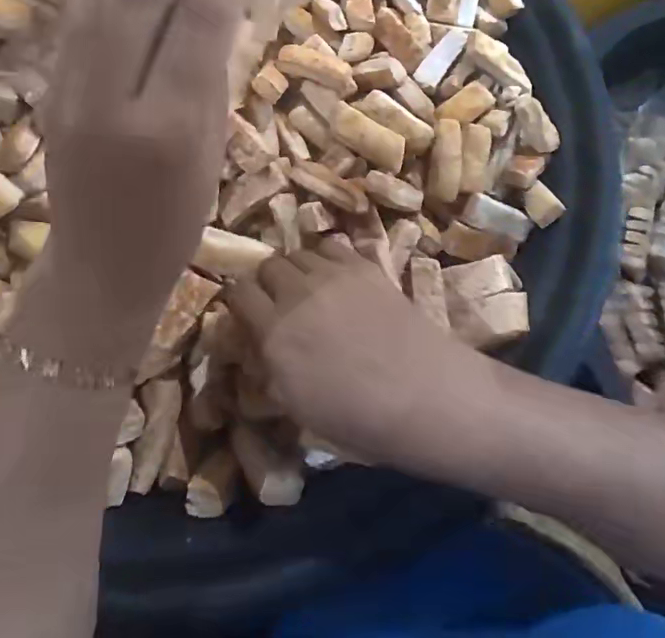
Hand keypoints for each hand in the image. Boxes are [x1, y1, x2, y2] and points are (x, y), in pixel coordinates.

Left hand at [38, 0, 252, 335]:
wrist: (98, 263)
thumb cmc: (174, 221)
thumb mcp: (213, 152)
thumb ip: (215, 75)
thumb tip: (225, 3)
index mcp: (167, 128)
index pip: (198, 23)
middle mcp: (109, 100)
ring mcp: (67, 90)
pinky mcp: (48, 87)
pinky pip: (76, 15)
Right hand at [226, 241, 492, 464]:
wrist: (425, 396)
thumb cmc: (358, 418)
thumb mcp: (298, 405)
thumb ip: (272, 366)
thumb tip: (261, 345)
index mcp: (275, 331)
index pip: (238, 291)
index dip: (240, 299)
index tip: (248, 312)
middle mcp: (297, 293)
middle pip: (268, 265)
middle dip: (268, 281)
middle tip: (280, 301)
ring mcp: (333, 275)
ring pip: (298, 252)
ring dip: (297, 268)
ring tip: (310, 288)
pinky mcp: (364, 265)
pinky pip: (331, 246)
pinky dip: (326, 258)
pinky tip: (337, 278)